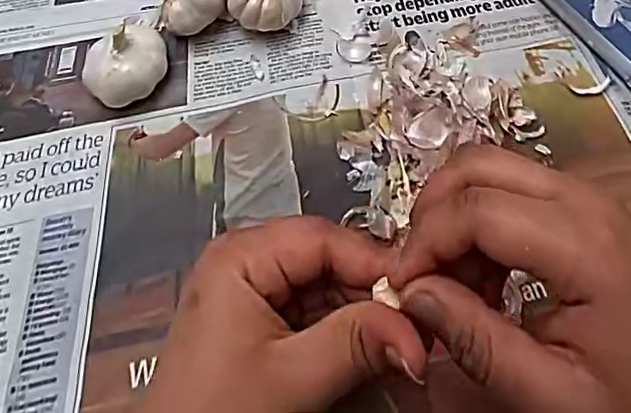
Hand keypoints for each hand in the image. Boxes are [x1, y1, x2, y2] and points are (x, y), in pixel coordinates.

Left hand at [143, 217, 426, 412]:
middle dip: (370, 290)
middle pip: (323, 257)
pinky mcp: (255, 314)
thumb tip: (411, 329)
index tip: (418, 290)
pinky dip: (339, 328)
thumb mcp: (290, 378)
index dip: (372, 260)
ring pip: (320, 283)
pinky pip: (307, 308)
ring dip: (359, 312)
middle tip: (415, 325)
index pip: (320, 236)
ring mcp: (249, 285)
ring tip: (398, 342)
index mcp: (240, 254)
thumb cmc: (212, 410)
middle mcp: (243, 258)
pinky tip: (367, 351)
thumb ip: (352, 345)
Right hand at [389, 146, 630, 412]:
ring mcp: (588, 197)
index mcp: (585, 243)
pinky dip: (481, 216)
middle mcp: (584, 199)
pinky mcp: (588, 207)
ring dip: (454, 211)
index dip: (424, 241)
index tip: (402, 284)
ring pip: (489, 167)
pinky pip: (512, 186)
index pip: (473, 209)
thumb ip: (478, 344)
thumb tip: (412, 292)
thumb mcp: (561, 400)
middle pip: (475, 166)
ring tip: (454, 278)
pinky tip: (487, 274)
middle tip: (419, 268)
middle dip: (432, 210)